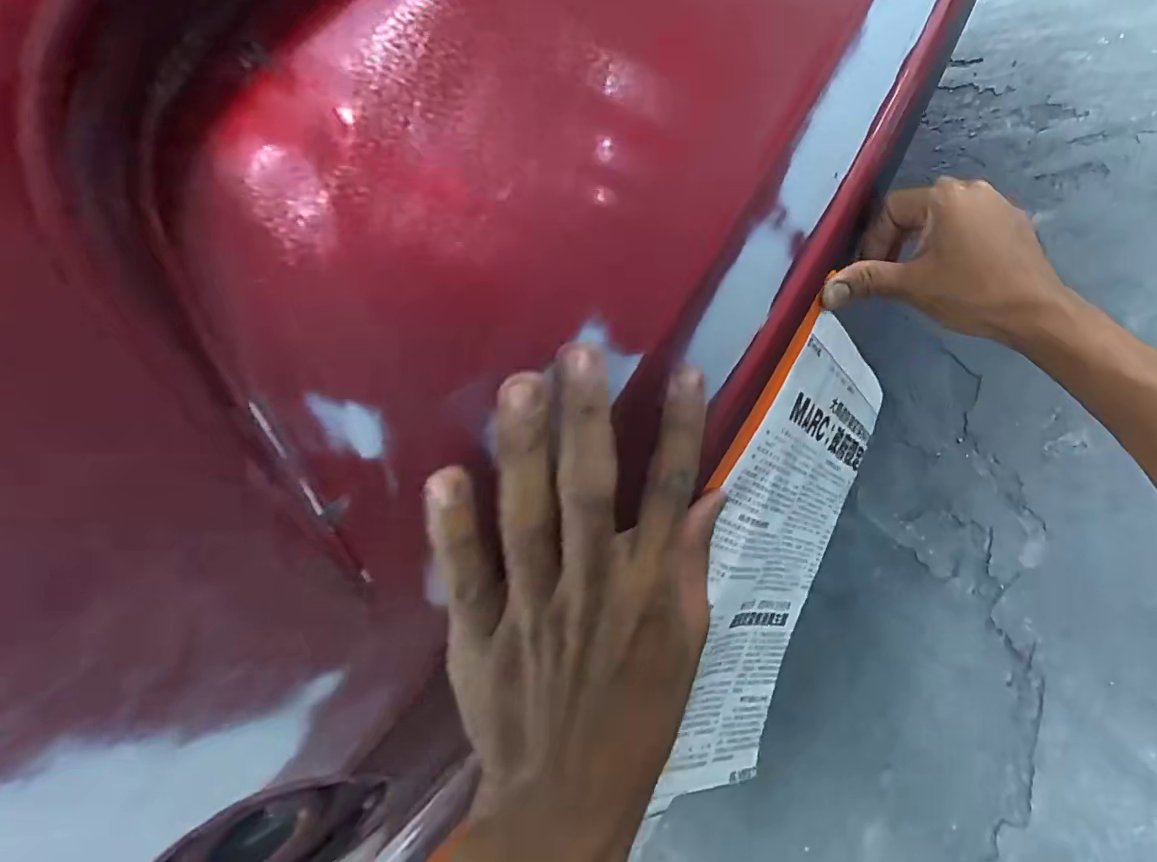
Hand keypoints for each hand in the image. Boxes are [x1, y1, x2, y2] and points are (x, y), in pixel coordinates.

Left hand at [425, 347, 724, 861]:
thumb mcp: (687, 645)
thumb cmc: (638, 716)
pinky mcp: (479, 636)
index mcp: (647, 591)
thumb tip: (712, 494)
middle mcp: (592, 587)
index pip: (672, 496)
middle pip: (592, 493)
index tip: (686, 372)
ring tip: (521, 384)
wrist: (562, 804)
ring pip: (528, 520)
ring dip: (523, 451)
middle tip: (582, 352)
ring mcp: (531, 610)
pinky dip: (454, 529)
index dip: (683, 432)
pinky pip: (467, 576)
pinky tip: (444, 475)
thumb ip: (691, 565)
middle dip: (588, 420)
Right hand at [821, 176, 1075, 342]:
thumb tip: (827, 290)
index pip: (891, 210)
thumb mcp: (912, 285)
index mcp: (943, 196)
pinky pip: (972, 224)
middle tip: (893, 274)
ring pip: (945, 217)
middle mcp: (971, 188)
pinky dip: (955, 242)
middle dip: (898, 242)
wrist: (1037, 313)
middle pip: (917, 210)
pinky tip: (958, 271)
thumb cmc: (971, 294)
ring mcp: (998, 202)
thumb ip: (868, 280)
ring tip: (923, 275)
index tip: (872, 271)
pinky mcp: (1015, 221)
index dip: (874, 241)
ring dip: (926, 242)